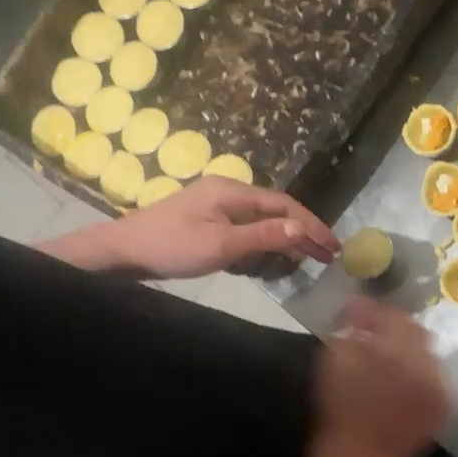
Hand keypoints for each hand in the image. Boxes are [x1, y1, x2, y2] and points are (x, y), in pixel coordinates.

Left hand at [39, 177, 340, 277]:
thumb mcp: (223, 245)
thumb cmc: (171, 247)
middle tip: (328, 259)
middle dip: (303, 235)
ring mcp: (217, 207)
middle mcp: (227, 193)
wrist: (122, 253)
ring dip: (283, 244)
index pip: (285, 205)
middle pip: (277, 212)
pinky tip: (265, 264)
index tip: (335, 248)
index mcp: (231, 192)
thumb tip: (304, 228)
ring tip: (302, 264)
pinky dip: (262, 248)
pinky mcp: (209, 221)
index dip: (313, 225)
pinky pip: (247, 232)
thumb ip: (265, 235)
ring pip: (263, 223)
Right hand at [314, 298, 448, 456]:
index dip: (376, 310)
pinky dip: (420, 373)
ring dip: (409, 350)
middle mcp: (430, 366)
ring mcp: (442, 386)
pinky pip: (436, 378)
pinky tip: (402, 379)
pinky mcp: (446, 404)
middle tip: (373, 329)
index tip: (358, 310)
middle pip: (419, 333)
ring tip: (386, 355)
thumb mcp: (335, 362)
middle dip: (396, 327)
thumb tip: (359, 312)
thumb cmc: (341, 410)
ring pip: (430, 355)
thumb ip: (350, 331)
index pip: (397, 317)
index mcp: (402, 353)